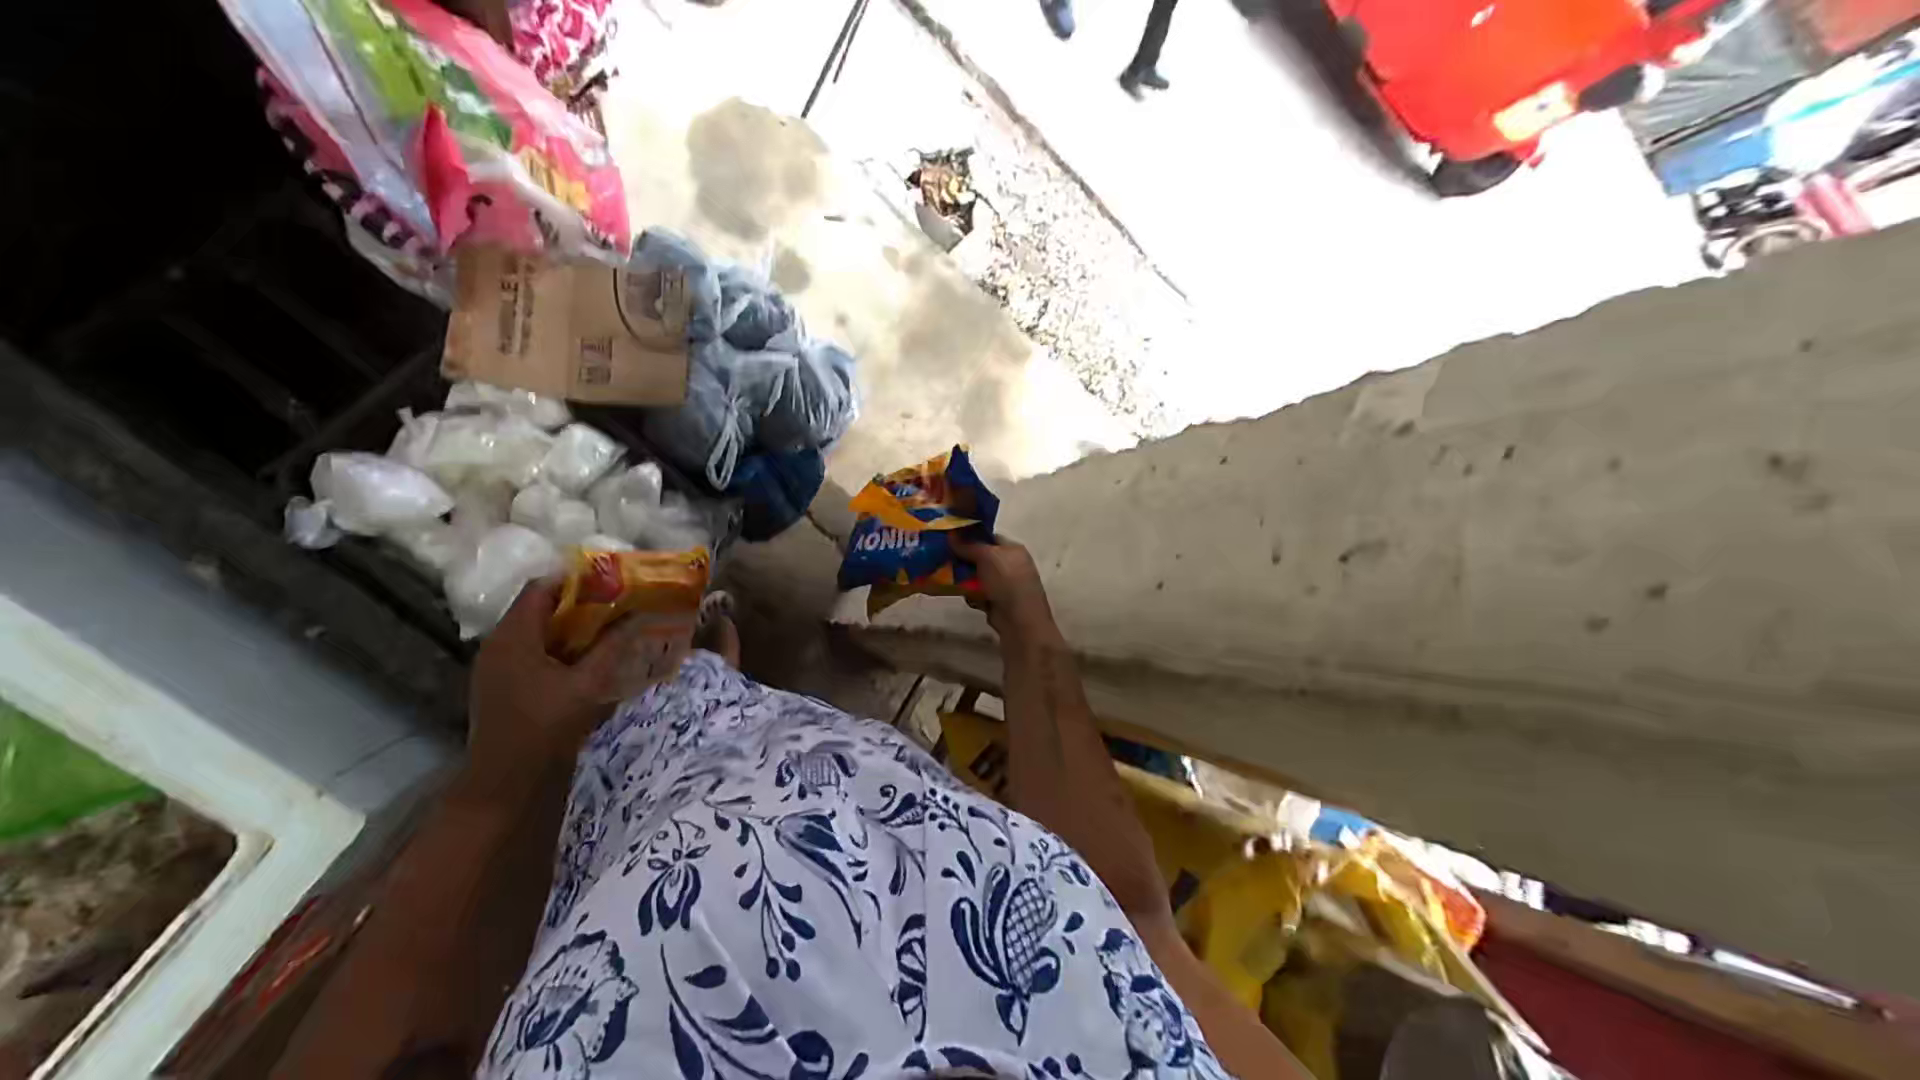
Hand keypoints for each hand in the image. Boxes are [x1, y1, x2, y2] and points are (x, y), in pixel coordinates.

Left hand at [466, 580, 693, 797]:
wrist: (506, 786)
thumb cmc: (545, 728)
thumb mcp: (587, 684)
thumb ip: (613, 647)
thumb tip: (639, 615)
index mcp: (513, 636)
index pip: (542, 587)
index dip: (578, 580)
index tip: (615, 583)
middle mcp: (500, 645)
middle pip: (541, 609)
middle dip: (582, 605)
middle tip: (622, 606)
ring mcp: (499, 668)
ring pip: (540, 633)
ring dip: (575, 629)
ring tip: (614, 631)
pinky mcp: (506, 687)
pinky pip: (536, 654)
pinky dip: (564, 650)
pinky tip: (592, 662)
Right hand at [951, 534, 1058, 642]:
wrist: (1019, 619)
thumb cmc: (1006, 580)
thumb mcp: (987, 556)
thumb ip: (968, 545)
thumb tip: (951, 534)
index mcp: (1013, 549)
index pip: (989, 537)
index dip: (970, 536)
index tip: (950, 537)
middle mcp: (1010, 564)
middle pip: (981, 557)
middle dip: (964, 558)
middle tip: (943, 557)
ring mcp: (1004, 584)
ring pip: (978, 576)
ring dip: (965, 578)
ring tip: (947, 576)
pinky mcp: (997, 601)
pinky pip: (979, 593)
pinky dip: (971, 595)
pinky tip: (964, 596)